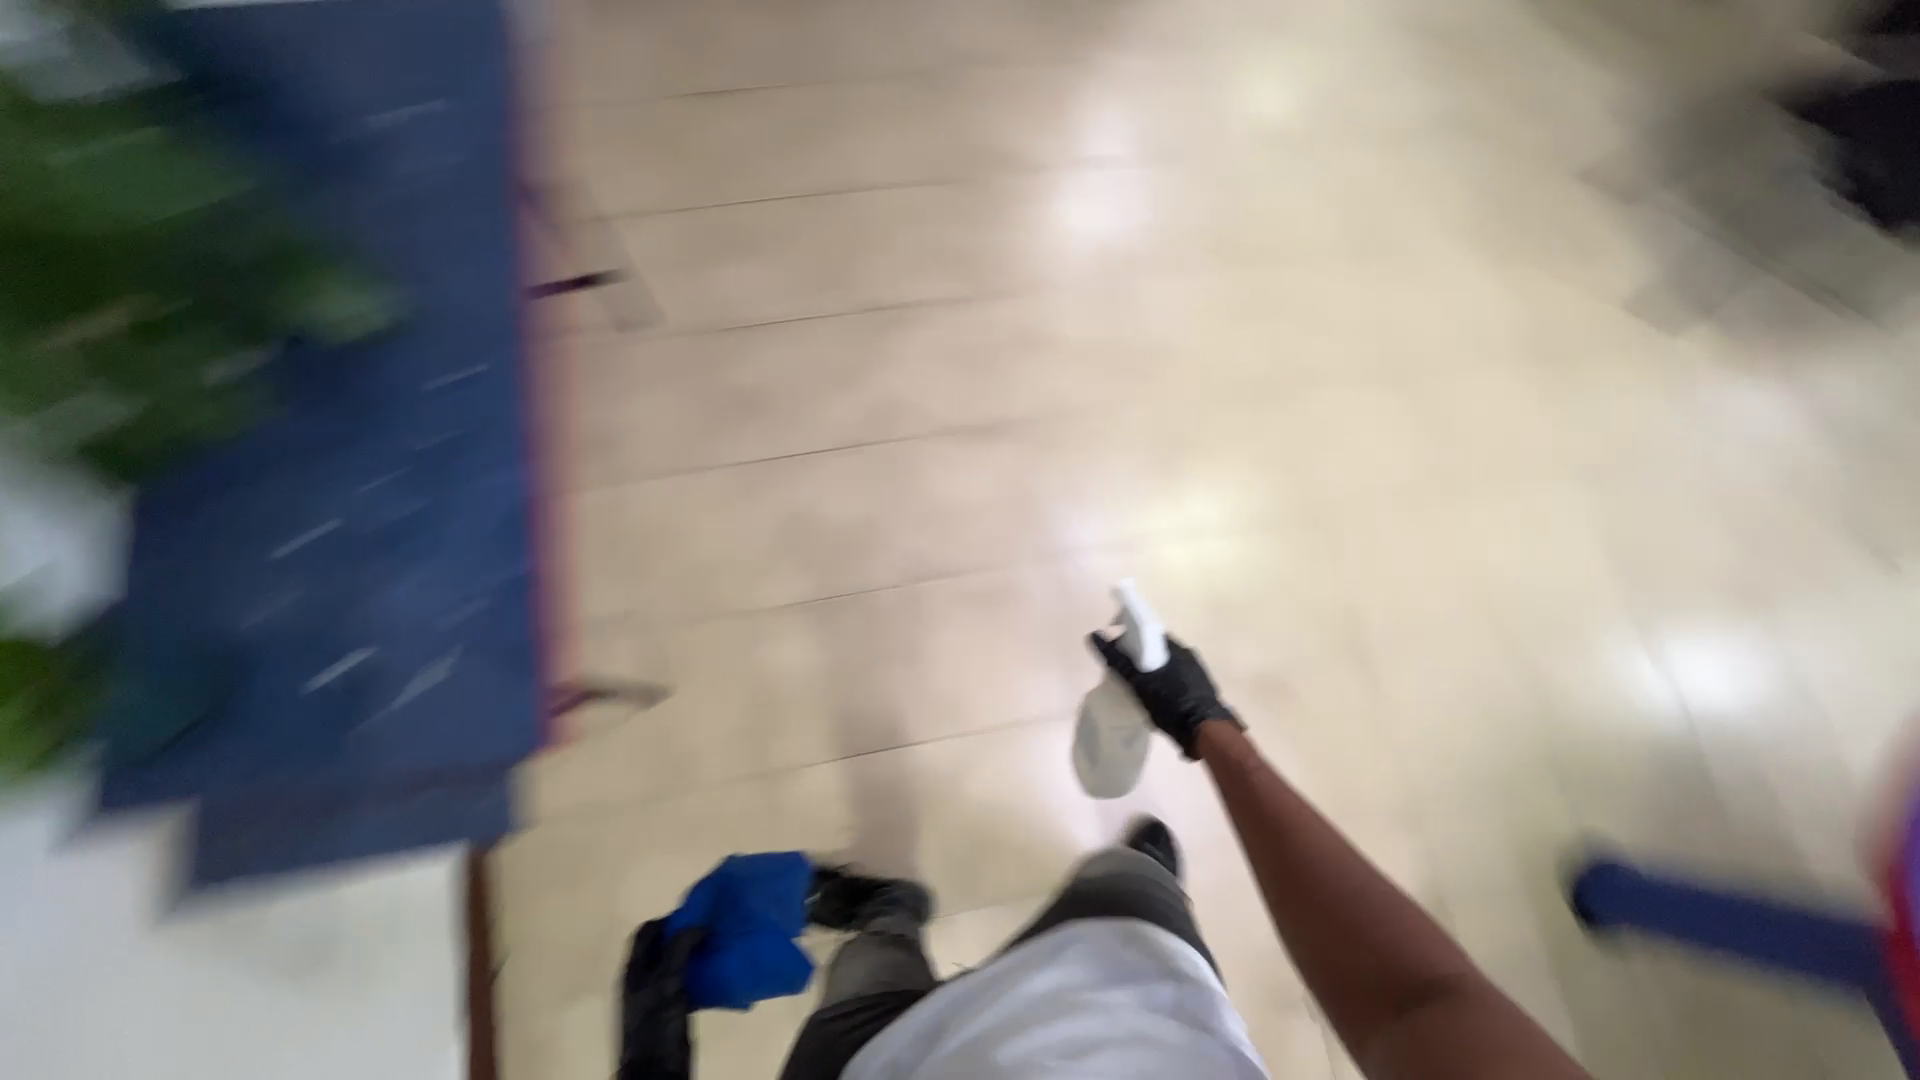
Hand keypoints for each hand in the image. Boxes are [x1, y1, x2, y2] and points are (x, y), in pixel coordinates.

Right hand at [1086, 631, 1240, 758]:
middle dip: (1141, 658)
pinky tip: (1160, 698)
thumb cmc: (1170, 703)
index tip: (1117, 654)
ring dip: (1154, 671)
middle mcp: (1188, 654)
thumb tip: (1094, 636)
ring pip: (1169, 665)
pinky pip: (1179, 678)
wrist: (1205, 731)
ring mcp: (1198, 671)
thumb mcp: (1138, 683)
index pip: (1147, 634)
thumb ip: (1117, 660)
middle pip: (1157, 649)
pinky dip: (1166, 683)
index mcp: (1174, 647)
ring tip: (1141, 688)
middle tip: (1126, 673)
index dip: (1130, 640)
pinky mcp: (1203, 687)